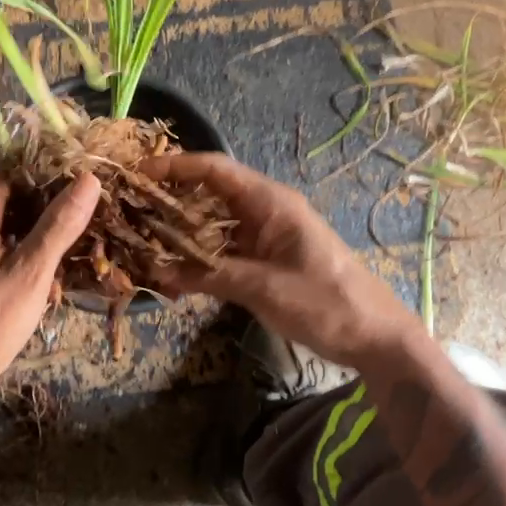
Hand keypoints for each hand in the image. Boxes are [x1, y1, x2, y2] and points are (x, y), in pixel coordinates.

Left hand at [0, 172, 99, 400]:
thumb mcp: (32, 272)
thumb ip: (58, 226)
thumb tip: (89, 179)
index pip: (6, 169)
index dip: (40, 164)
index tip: (76, 164)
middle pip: (5, 190)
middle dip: (42, 188)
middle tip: (83, 189)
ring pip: (4, 216)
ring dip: (35, 214)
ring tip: (75, 214)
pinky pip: (0, 237)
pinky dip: (24, 236)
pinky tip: (50, 249)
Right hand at [140, 154, 423, 362]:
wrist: (376, 338)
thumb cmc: (326, 303)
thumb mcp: (265, 288)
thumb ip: (210, 276)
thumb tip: (158, 273)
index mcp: (271, 203)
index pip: (216, 170)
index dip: (176, 167)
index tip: (138, 174)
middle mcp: (265, 212)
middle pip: (209, 194)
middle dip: (170, 201)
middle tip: (130, 211)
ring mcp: (265, 237)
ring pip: (212, 225)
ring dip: (180, 233)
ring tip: (141, 242)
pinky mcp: (265, 262)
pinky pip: (222, 251)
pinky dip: (197, 259)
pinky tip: (171, 274)